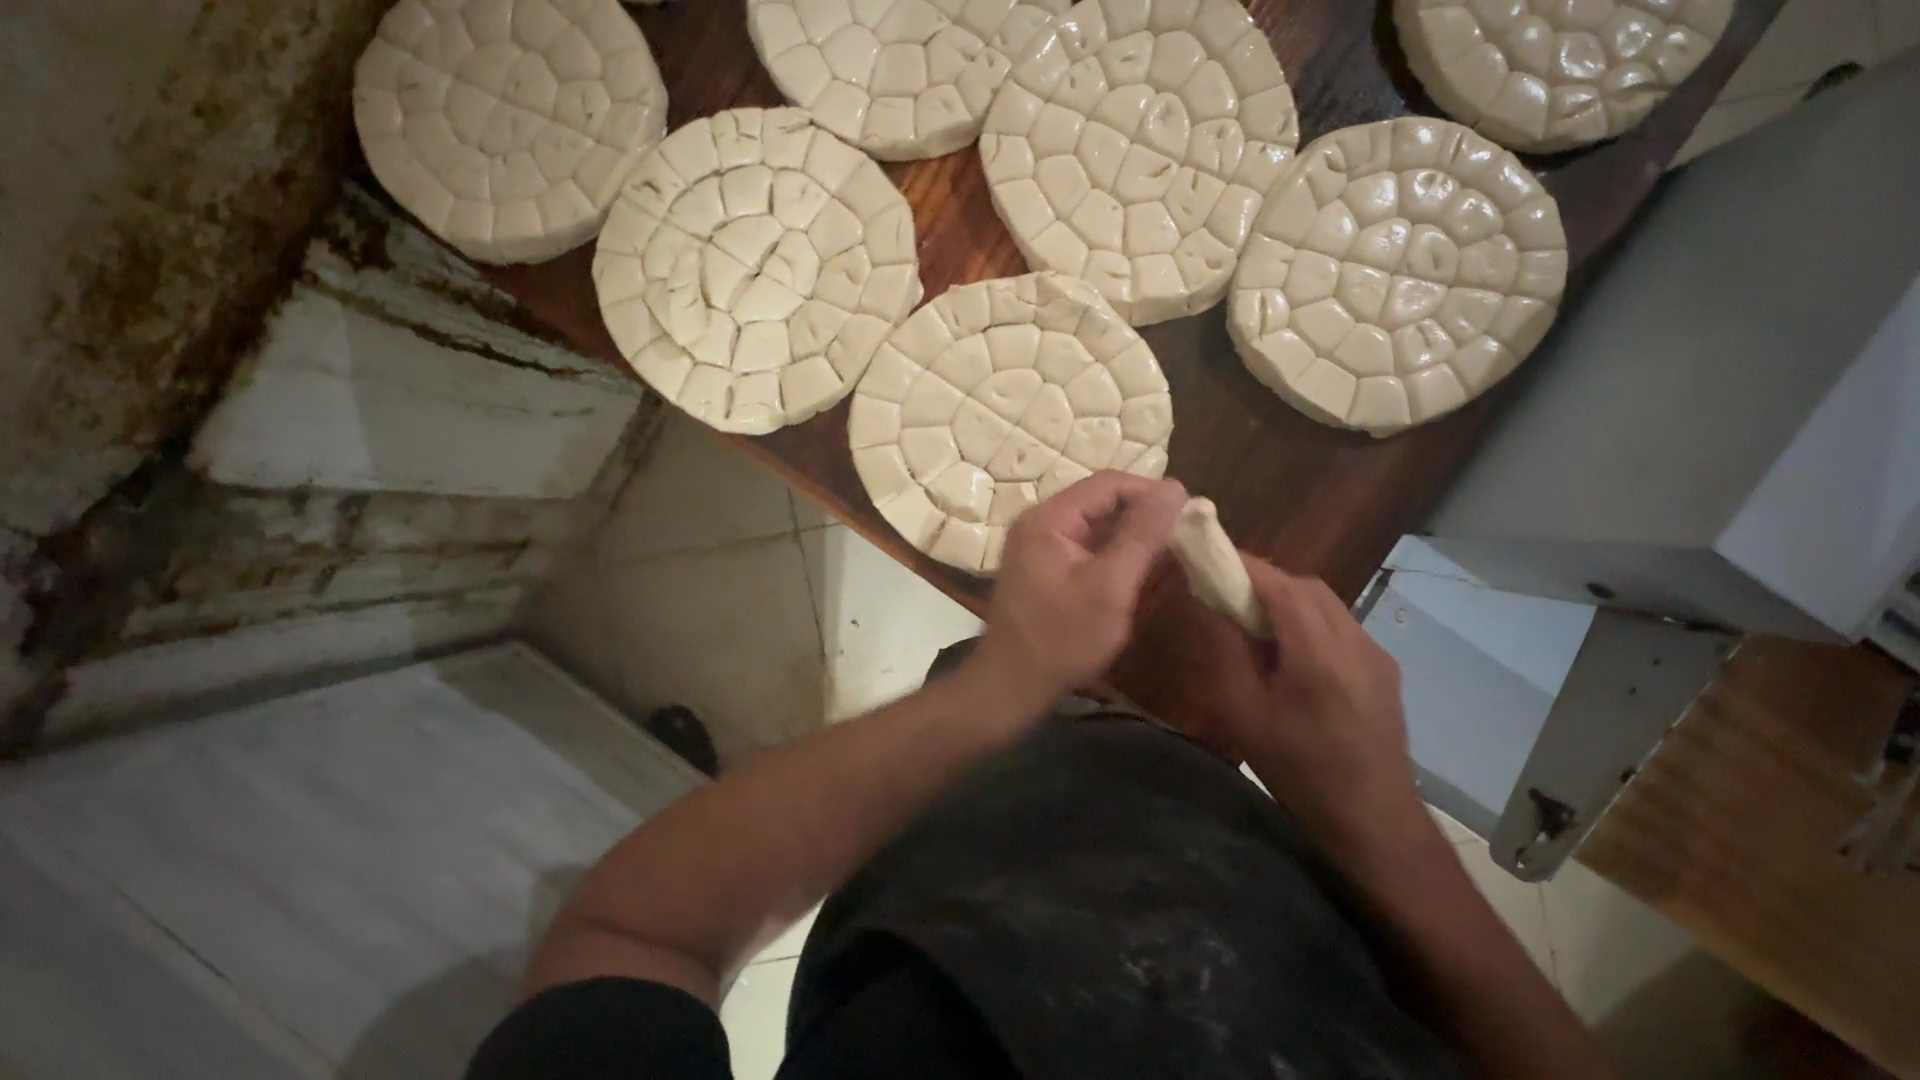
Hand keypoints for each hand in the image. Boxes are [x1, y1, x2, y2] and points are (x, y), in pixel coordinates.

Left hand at [971, 471, 1187, 711]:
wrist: (1011, 686)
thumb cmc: (1062, 639)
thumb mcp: (1110, 587)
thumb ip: (1141, 535)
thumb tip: (1175, 488)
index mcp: (1048, 519)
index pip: (1108, 483)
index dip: (1151, 492)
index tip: (1191, 512)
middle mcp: (1038, 523)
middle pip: (1100, 501)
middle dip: (1143, 514)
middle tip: (1186, 533)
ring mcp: (1037, 546)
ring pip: (1094, 525)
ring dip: (1131, 535)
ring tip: (1171, 550)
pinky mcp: (1042, 569)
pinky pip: (1085, 547)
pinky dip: (1113, 554)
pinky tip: (1140, 569)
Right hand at [1194, 556, 1424, 851]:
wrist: (1373, 821)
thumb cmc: (1299, 772)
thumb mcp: (1245, 715)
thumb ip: (1228, 652)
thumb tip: (1212, 606)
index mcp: (1318, 655)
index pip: (1280, 586)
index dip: (1244, 565)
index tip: (1210, 556)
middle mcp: (1355, 643)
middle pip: (1307, 588)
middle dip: (1266, 581)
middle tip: (1227, 595)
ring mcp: (1376, 656)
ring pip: (1328, 604)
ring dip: (1290, 601)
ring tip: (1255, 625)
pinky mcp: (1385, 671)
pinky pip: (1342, 627)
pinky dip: (1310, 622)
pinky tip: (1291, 655)